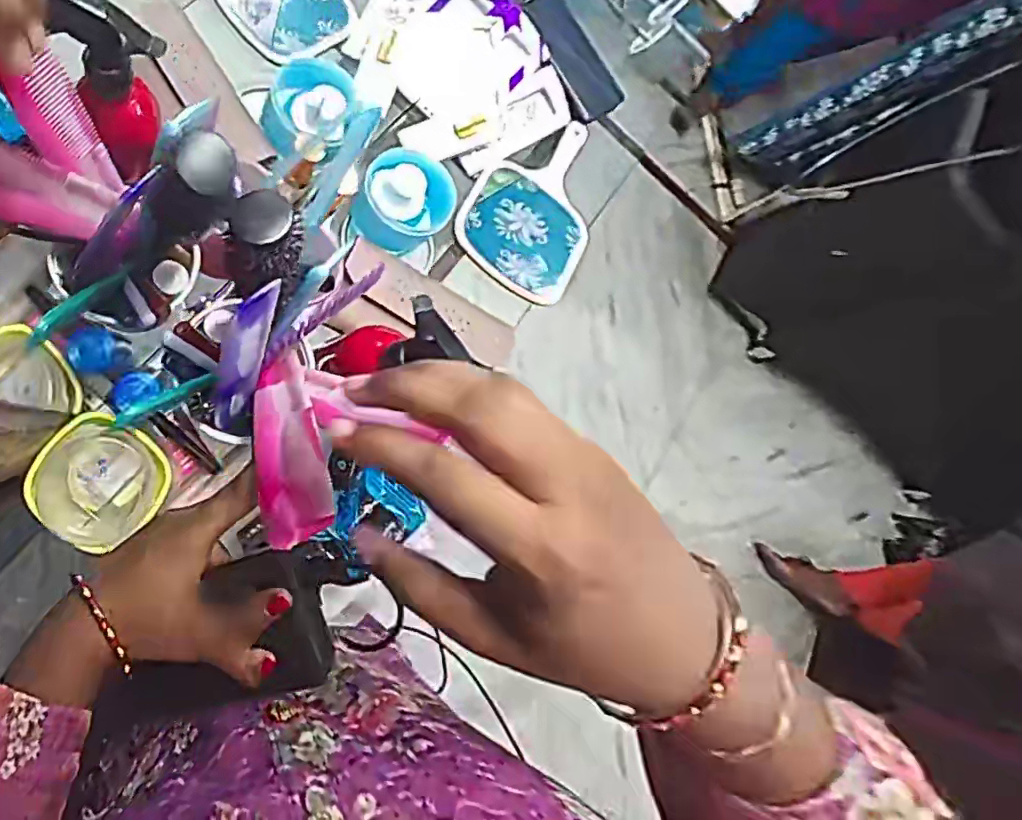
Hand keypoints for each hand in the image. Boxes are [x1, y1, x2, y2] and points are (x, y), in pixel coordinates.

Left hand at [91, 475, 293, 687]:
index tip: (290, 458)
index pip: (242, 492)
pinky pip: (187, 537)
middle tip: (278, 524)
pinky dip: (203, 552)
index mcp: (197, 528)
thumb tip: (284, 606)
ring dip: (224, 545)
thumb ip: (246, 631)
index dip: (268, 475)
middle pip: (227, 511)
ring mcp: (160, 530)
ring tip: (239, 574)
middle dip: (253, 518)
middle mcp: (180, 520)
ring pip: (206, 529)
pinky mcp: (147, 544)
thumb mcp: (199, 632)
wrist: (83, 629)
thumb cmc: (144, 620)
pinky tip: (202, 582)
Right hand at [331, 363, 721, 717]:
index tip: (338, 428)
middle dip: (406, 385)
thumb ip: (418, 586)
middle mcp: (562, 484)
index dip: (383, 442)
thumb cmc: (581, 648)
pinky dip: (466, 384)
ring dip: (435, 374)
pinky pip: (517, 398)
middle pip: (477, 405)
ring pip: (500, 387)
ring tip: (384, 383)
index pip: (445, 472)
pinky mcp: (586, 440)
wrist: (682, 634)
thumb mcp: (491, 637)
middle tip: (354, 390)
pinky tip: (434, 393)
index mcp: (538, 549)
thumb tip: (361, 533)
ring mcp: (581, 452)